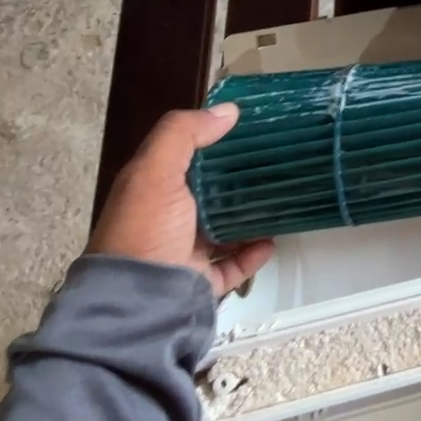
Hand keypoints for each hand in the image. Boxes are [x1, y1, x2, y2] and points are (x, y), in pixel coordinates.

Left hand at [88, 103, 273, 295]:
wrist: (137, 309)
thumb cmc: (143, 235)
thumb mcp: (153, 174)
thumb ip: (182, 135)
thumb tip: (227, 111)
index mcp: (153, 192)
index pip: (188, 159)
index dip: (218, 141)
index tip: (255, 127)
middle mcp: (168, 221)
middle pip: (213, 193)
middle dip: (243, 178)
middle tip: (280, 161)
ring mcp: (186, 254)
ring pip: (228, 227)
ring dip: (254, 214)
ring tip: (283, 198)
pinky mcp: (204, 280)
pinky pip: (237, 262)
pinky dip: (256, 251)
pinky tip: (273, 238)